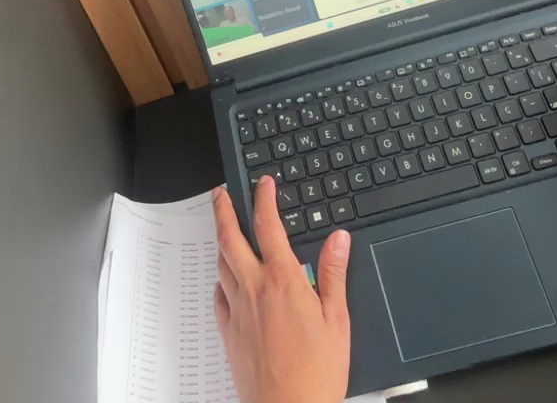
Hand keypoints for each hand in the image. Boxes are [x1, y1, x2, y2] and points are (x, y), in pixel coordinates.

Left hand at [211, 179, 351, 402]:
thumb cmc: (316, 373)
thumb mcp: (337, 319)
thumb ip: (333, 273)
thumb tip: (338, 238)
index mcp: (283, 280)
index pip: (268, 226)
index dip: (264, 199)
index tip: (263, 184)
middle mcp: (254, 288)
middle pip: (230, 237)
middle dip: (224, 209)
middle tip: (221, 192)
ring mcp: (237, 310)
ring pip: (221, 262)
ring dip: (221, 239)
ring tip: (223, 226)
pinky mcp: (229, 332)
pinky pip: (218, 294)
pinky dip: (220, 278)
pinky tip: (225, 277)